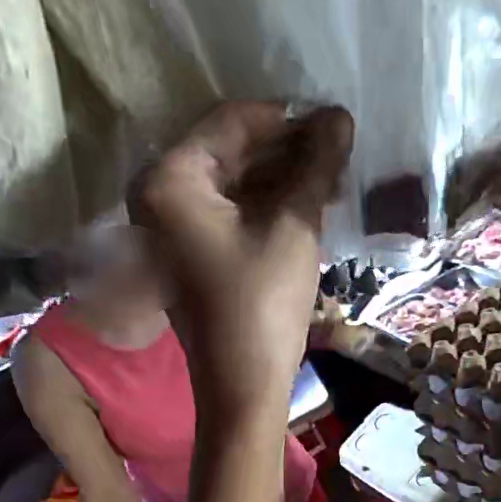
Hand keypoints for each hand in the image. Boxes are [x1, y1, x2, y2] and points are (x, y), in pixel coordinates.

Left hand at [129, 101, 353, 412]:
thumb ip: (315, 166)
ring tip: (333, 175)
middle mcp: (160, 195)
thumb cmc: (263, 303)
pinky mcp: (191, 252)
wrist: (243, 384)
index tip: (335, 119)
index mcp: (171, 179)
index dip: (288, 118)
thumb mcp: (293, 227)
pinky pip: (231, 211)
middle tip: (339, 148)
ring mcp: (172, 227)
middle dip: (287, 149)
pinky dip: (267, 204)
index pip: (232, 122)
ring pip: (234, 182)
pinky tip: (309, 201)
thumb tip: (340, 117)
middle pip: (230, 151)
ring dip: (282, 177)